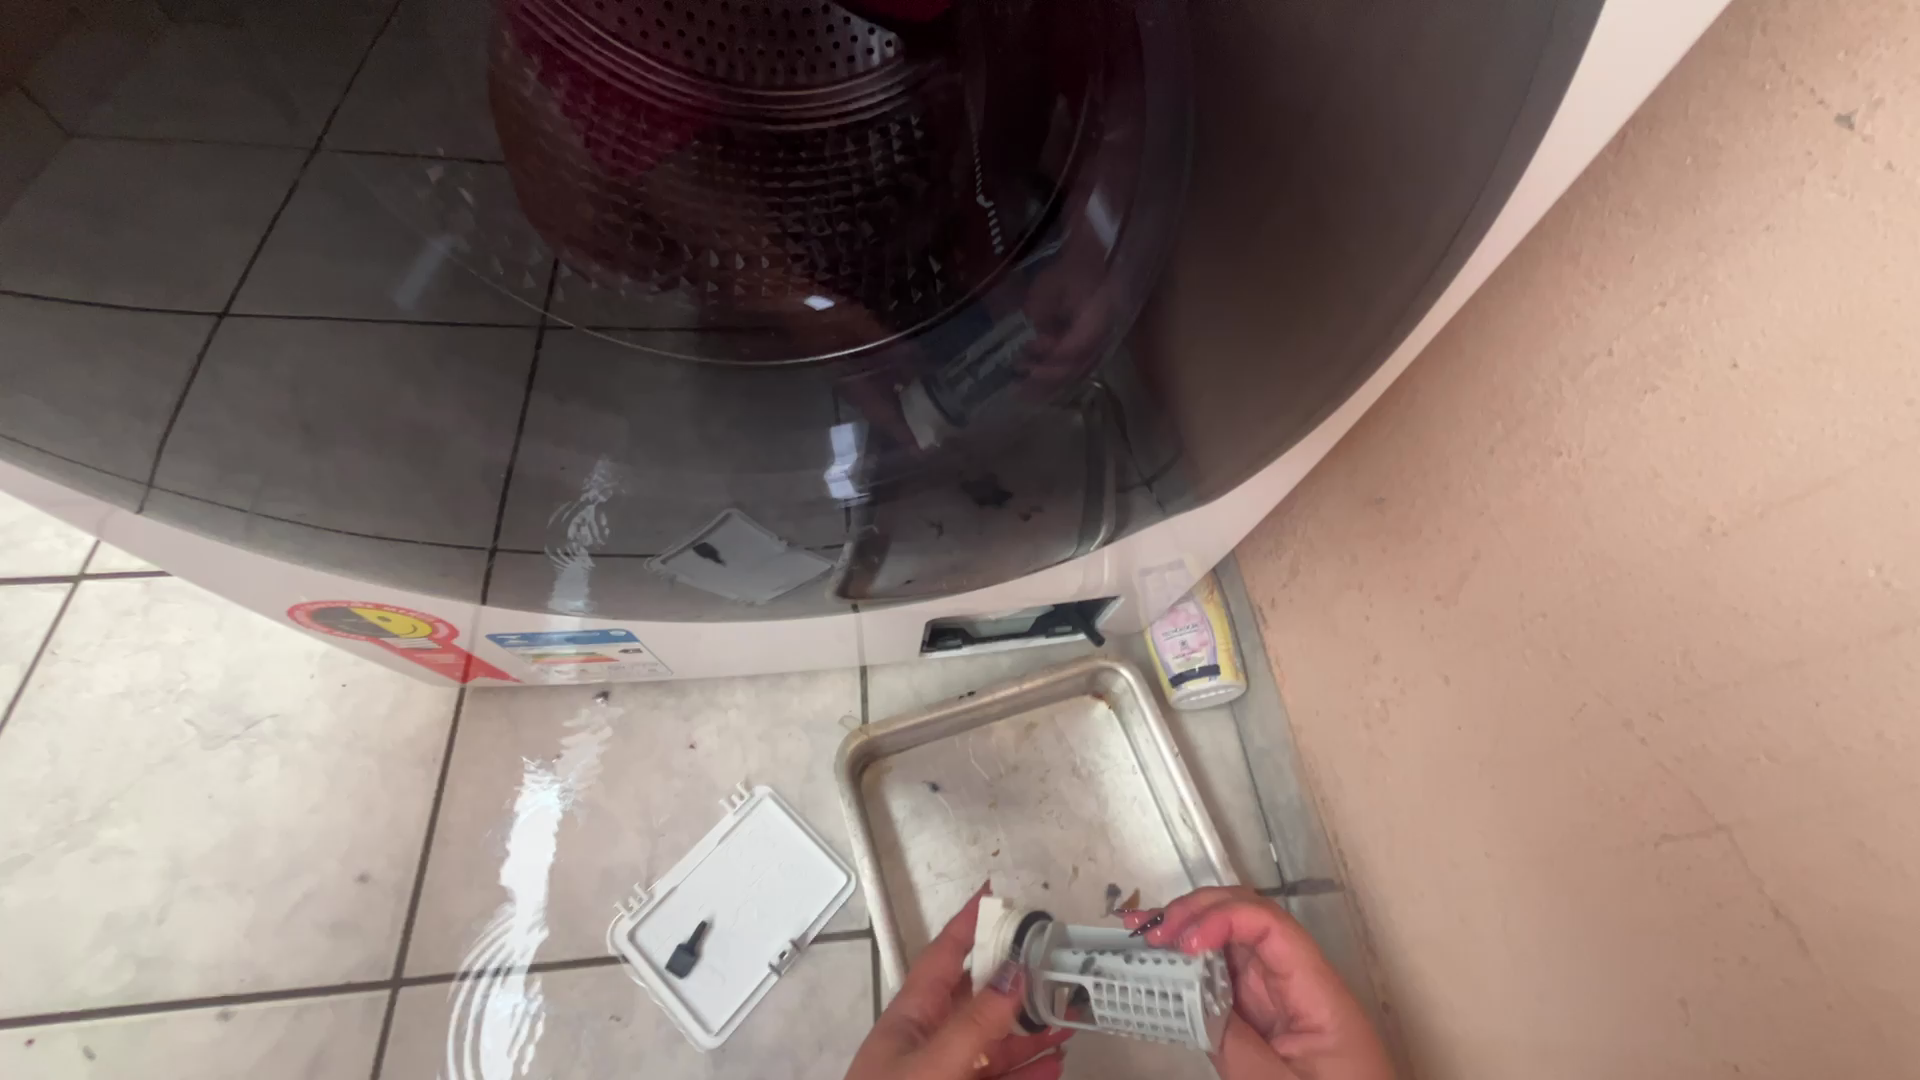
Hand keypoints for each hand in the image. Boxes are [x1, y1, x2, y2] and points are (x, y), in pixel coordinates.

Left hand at [844, 886, 1071, 1079]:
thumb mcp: (932, 1066)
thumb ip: (974, 1023)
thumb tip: (1014, 969)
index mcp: (912, 1016)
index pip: (945, 954)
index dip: (968, 922)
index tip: (995, 894)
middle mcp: (930, 1041)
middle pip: (977, 996)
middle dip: (1013, 977)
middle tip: (1052, 960)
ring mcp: (946, 1076)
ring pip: (995, 1044)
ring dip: (1030, 1029)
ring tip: (1068, 1016)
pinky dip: (1029, 1074)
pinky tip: (1055, 1065)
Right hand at [1123, 887, 1393, 1079]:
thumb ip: (1235, 1043)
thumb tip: (1187, 997)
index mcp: (1317, 990)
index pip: (1270, 925)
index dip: (1223, 918)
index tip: (1184, 944)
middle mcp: (1297, 978)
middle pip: (1246, 916)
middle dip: (1195, 912)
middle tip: (1152, 932)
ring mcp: (1278, 992)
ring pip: (1228, 936)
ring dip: (1184, 925)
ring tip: (1141, 930)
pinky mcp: (1262, 1011)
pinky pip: (1222, 969)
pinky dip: (1187, 958)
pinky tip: (1158, 952)